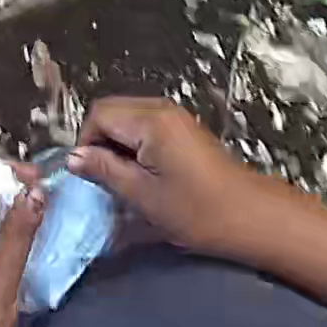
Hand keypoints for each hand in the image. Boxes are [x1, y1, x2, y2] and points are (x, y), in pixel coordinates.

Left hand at [0, 167, 45, 326]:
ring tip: (41, 202)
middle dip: (13, 185)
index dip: (7, 170)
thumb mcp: (0, 275)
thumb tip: (38, 190)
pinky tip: (28, 228)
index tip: (37, 175)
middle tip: (43, 187)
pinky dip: (9, 224)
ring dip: (14, 205)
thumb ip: (19, 231)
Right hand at [68, 97, 269, 256]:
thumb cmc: (198, 212)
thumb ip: (105, 170)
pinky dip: (133, 140)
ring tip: (124, 175)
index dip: (86, 141)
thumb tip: (73, 158)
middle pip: (111, 109)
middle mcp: (159, 107)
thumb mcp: (144, 196)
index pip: (99, 114)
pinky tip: (144, 169)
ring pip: (126, 114)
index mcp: (149, 121)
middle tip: (104, 175)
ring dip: (116, 140)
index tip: (90, 173)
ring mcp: (173, 113)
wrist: (253, 218)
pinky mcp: (181, 125)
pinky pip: (143, 121)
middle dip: (99, 138)